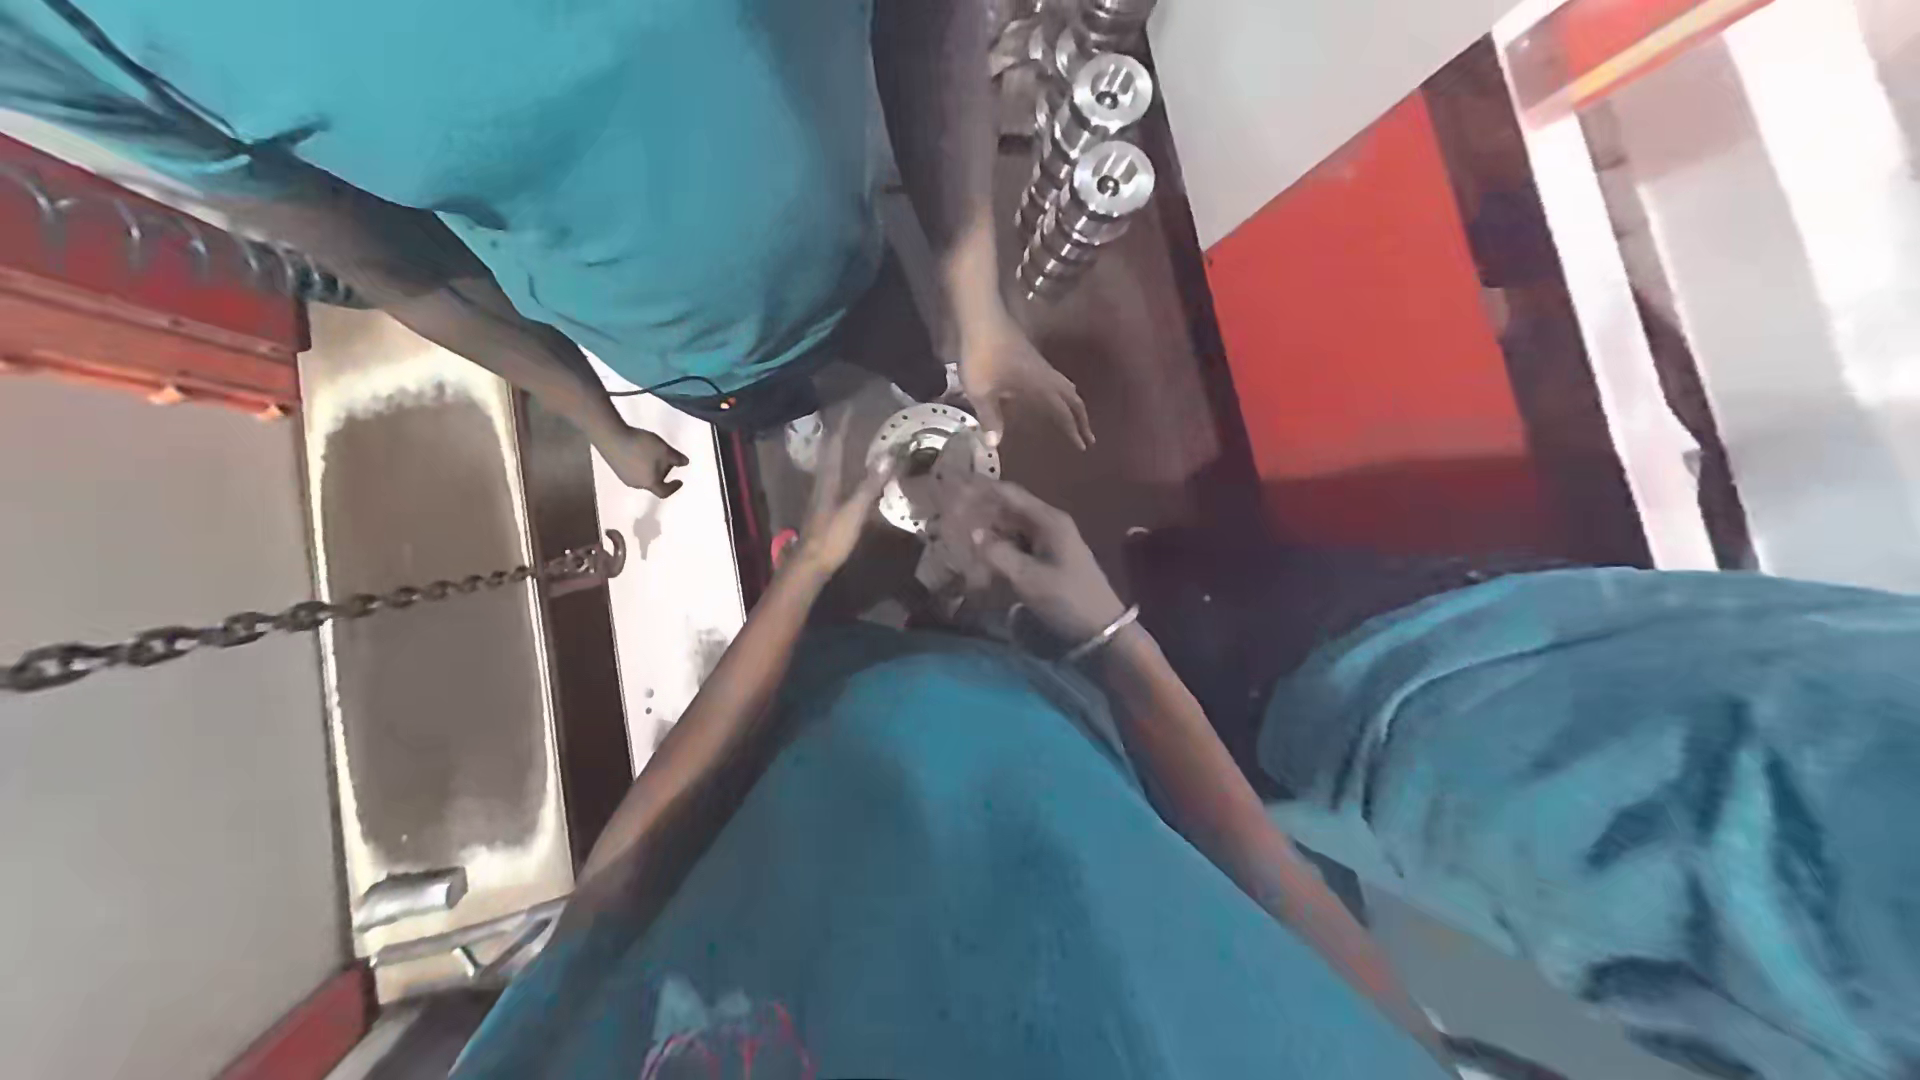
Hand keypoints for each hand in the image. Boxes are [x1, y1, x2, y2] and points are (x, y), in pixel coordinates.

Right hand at [597, 426, 687, 497]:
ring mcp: (623, 477)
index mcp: (649, 483)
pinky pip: (632, 470)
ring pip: (642, 476)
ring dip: (650, 469)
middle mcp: (636, 484)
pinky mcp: (615, 468)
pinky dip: (640, 465)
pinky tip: (639, 452)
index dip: (673, 488)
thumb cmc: (641, 446)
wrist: (610, 436)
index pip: (664, 492)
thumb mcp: (665, 450)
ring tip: (653, 454)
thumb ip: (677, 458)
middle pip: (652, 483)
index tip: (679, 481)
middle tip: (667, 460)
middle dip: (662, 474)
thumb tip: (685, 463)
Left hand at [791, 424, 895, 578]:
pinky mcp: (825, 509)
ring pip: (832, 466)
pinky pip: (836, 480)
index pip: (835, 444)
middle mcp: (823, 483)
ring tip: (852, 439)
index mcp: (828, 479)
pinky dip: (845, 469)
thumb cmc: (832, 537)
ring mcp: (822, 497)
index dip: (842, 425)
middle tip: (851, 418)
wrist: (810, 565)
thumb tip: (889, 455)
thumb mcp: (855, 510)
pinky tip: (851, 475)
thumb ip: (871, 484)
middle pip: (830, 452)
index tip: (850, 406)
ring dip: (841, 451)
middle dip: (840, 433)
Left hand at [958, 306, 1094, 450]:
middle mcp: (1046, 376)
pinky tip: (1050, 398)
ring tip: (1076, 420)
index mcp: (1039, 386)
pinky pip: (1055, 380)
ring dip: (1073, 405)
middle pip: (1072, 398)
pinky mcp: (1032, 358)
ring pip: (1066, 387)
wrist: (982, 318)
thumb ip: (990, 418)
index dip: (1073, 430)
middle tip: (1088, 437)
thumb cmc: (982, 356)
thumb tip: (995, 444)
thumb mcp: (981, 391)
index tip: (1083, 446)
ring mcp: (1040, 365)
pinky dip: (1061, 394)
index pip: (1064, 412)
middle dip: (1081, 419)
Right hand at [963, 478, 1124, 641]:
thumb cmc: (1066, 599)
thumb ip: (997, 553)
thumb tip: (972, 532)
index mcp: (1048, 520)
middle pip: (1009, 507)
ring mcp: (1050, 541)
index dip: (980, 488)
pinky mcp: (1048, 557)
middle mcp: (1049, 524)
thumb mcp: (1028, 578)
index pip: (1008, 493)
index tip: (953, 486)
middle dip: (980, 507)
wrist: (1100, 629)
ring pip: (1011, 526)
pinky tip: (980, 551)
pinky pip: (1017, 542)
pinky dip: (998, 543)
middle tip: (950, 510)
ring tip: (958, 529)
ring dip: (988, 526)